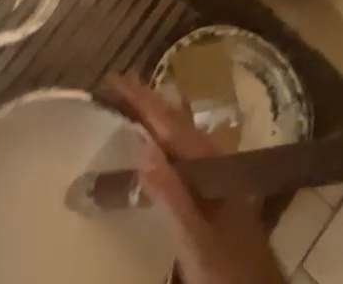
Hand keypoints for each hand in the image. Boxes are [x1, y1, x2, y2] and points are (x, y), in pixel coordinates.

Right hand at [105, 74, 289, 283]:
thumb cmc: (227, 269)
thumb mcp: (193, 237)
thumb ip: (169, 192)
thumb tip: (139, 142)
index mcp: (212, 165)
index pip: (170, 124)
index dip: (142, 99)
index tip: (115, 77)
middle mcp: (218, 163)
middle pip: (177, 124)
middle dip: (148, 102)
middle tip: (117, 85)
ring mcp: (220, 178)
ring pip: (182, 137)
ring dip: (156, 119)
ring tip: (131, 105)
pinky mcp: (217, 195)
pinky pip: (185, 155)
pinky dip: (165, 142)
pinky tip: (156, 148)